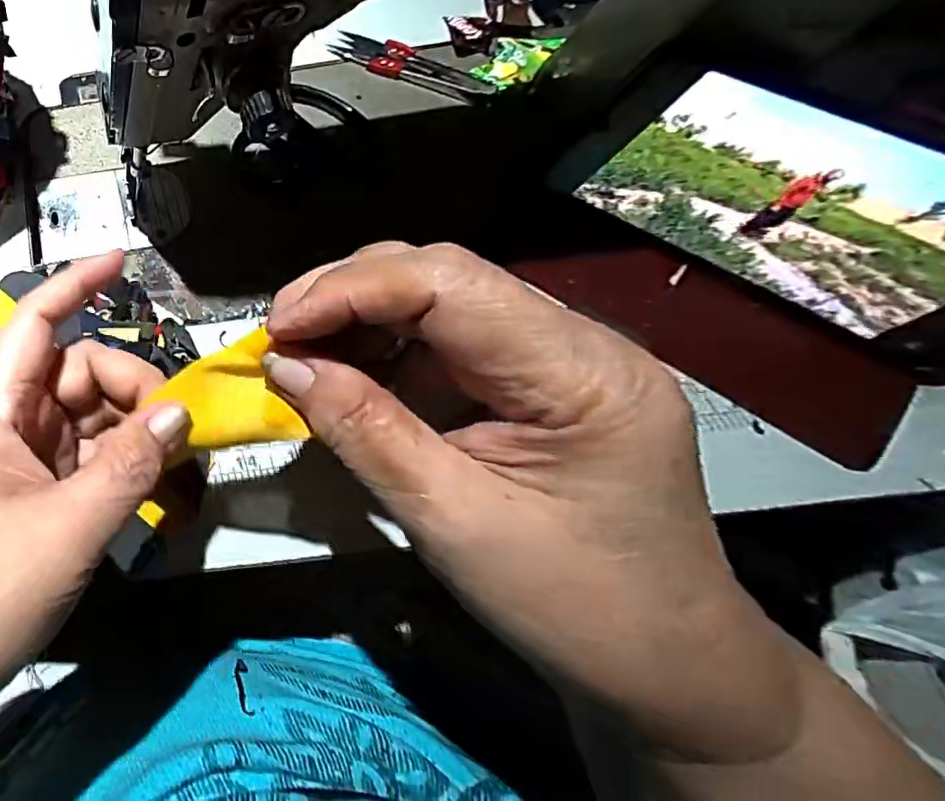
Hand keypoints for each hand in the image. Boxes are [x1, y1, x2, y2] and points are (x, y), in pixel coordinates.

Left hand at [0, 251, 189, 774]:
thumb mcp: (68, 528)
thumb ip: (130, 465)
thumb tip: (183, 410)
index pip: (35, 325)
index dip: (73, 285)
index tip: (120, 261)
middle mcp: (17, 423)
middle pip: (84, 372)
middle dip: (133, 385)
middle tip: (178, 425)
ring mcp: (35, 459)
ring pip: (98, 414)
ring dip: (140, 425)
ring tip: (180, 457)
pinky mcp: (52, 491)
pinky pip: (101, 454)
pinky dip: (133, 458)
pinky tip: (163, 478)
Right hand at [261, 242, 796, 764]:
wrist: (665, 669)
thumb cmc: (575, 609)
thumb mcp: (455, 523)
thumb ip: (367, 432)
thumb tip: (284, 365)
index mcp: (581, 369)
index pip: (450, 283)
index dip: (352, 289)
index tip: (279, 325)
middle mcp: (574, 339)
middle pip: (443, 276)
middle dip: (349, 294)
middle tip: (280, 334)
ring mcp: (554, 354)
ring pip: (438, 298)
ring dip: (360, 317)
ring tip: (301, 352)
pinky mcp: (531, 377)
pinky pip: (445, 339)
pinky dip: (385, 348)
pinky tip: (346, 372)